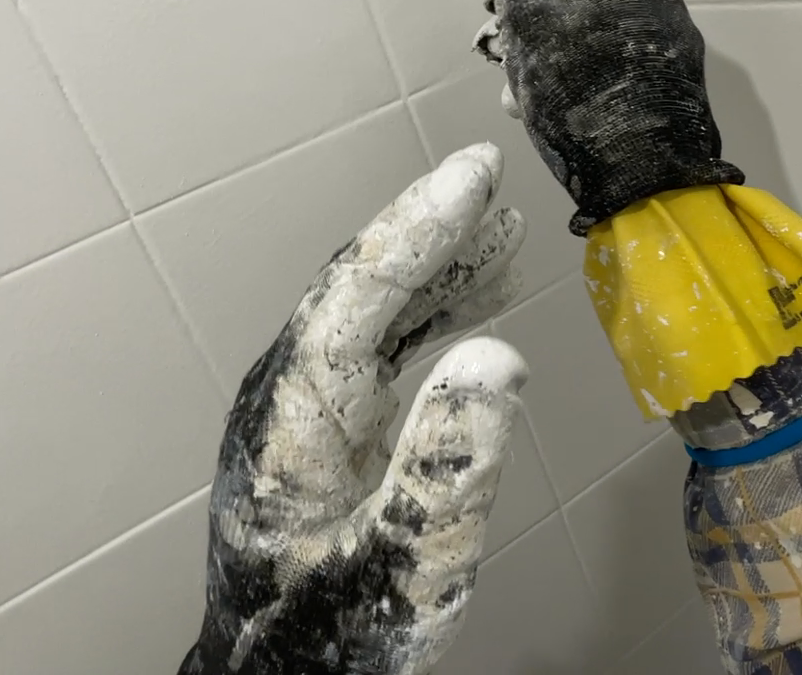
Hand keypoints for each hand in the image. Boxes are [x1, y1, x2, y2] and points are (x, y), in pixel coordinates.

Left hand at [180, 145, 529, 674]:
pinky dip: (440, 310)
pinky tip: (484, 297)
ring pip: (381, 306)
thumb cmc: (330, 642)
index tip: (474, 174)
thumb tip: (498, 355)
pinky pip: (390, 341)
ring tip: (506, 232)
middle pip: (365, 285)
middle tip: (489, 175)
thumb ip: (445, 470)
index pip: (356, 295)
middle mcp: (294, 387)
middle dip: (430, 227)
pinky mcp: (335, 413)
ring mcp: (312, 397)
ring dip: (444, 264)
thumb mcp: (399, 572)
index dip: (418, 228)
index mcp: (294, 416)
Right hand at [473, 0, 741, 234]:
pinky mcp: (677, 63)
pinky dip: (588, 64)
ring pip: (592, 17)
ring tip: (523, 95)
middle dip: (531, 9)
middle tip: (503, 52)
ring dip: (552, 45)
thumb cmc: (574, 96)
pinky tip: (566, 105)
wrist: (648, 174)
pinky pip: (620, 47)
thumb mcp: (523, 31)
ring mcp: (666, 25)